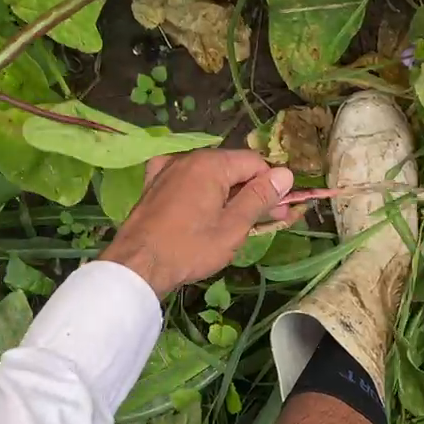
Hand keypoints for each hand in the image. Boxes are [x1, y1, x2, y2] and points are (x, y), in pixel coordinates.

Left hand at [100, 150, 299, 294]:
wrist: (138, 265)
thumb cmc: (189, 249)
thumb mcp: (233, 227)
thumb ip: (259, 198)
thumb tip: (285, 174)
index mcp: (211, 164)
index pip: (255, 163)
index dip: (272, 185)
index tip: (282, 210)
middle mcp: (189, 158)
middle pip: (232, 168)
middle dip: (252, 191)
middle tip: (269, 220)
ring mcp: (167, 169)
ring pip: (209, 175)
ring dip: (229, 194)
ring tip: (240, 221)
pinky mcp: (153, 185)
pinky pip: (187, 181)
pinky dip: (201, 192)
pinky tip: (204, 207)